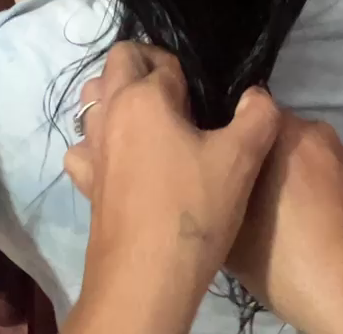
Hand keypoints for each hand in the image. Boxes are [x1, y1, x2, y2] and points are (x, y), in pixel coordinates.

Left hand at [61, 43, 280, 333]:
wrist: (145, 280)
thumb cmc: (192, 210)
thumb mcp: (241, 160)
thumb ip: (258, 116)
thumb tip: (257, 95)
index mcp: (143, 95)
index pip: (166, 61)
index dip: (189, 76)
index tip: (205, 103)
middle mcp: (110, 110)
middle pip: (119, 60)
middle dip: (148, 64)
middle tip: (180, 96)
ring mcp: (91, 145)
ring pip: (95, 98)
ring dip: (120, 97)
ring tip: (154, 123)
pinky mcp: (85, 180)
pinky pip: (84, 144)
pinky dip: (100, 141)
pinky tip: (124, 159)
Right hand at [228, 113, 342, 333]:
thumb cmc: (290, 260)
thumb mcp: (232, 237)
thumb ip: (217, 198)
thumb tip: (215, 188)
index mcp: (285, 130)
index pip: (244, 114)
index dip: (226, 139)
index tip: (215, 166)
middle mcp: (317, 132)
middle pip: (273, 136)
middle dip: (255, 160)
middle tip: (237, 196)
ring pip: (299, 158)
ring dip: (283, 179)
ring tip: (270, 218)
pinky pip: (323, 177)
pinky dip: (309, 195)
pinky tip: (302, 230)